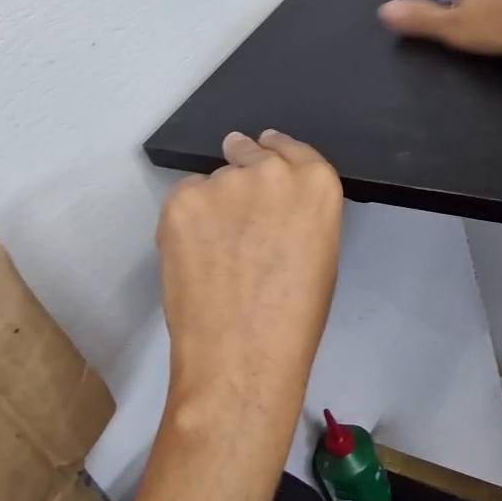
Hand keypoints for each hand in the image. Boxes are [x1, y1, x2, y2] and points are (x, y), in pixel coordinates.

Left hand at [156, 130, 343, 414]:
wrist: (244, 352)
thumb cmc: (296, 314)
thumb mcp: (320, 249)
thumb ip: (300, 211)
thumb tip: (273, 204)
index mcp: (317, 184)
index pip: (293, 148)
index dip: (276, 151)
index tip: (264, 153)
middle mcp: (271, 171)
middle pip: (250, 152)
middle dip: (242, 165)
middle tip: (233, 202)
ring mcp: (223, 183)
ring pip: (213, 181)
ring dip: (213, 203)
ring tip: (214, 252)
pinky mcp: (182, 201)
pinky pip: (184, 200)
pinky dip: (186, 221)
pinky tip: (194, 256)